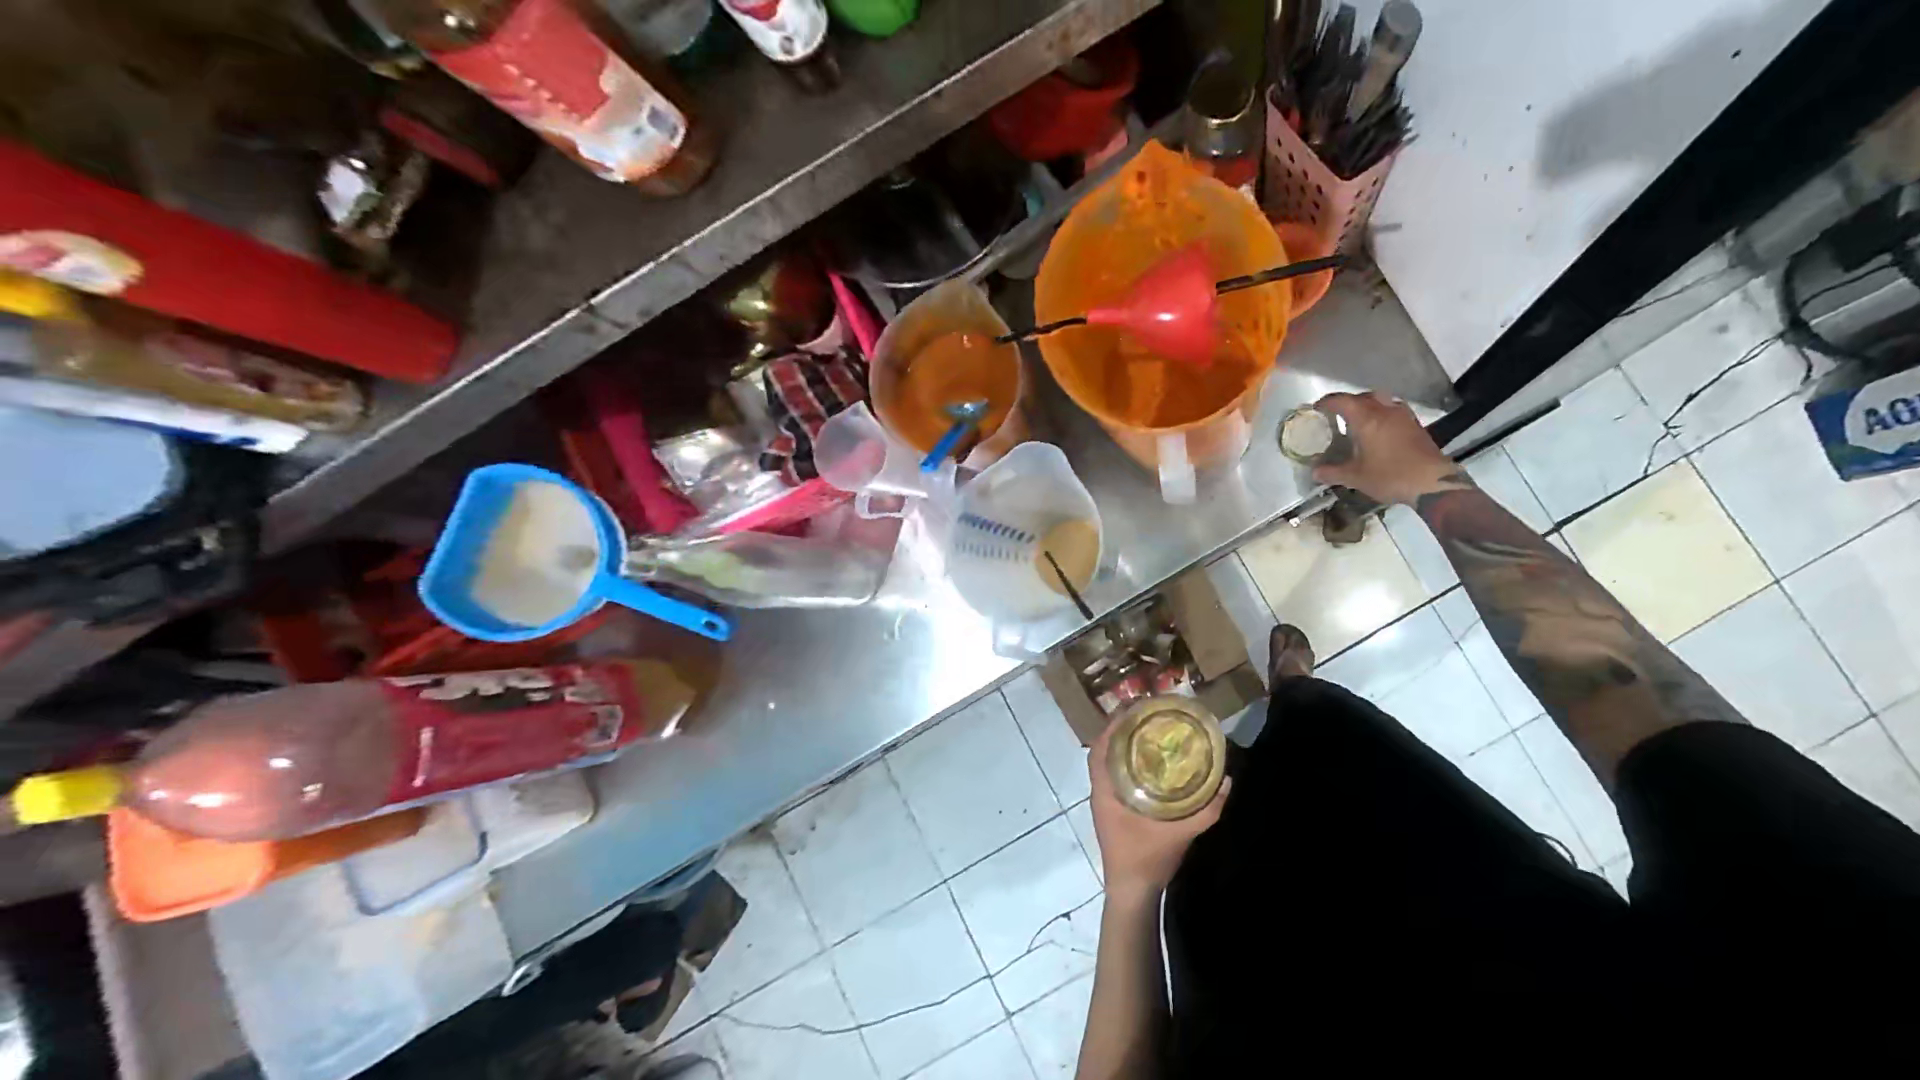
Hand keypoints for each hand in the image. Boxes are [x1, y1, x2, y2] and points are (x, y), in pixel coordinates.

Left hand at [1086, 718, 1230, 901]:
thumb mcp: (1179, 835)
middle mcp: (1100, 794)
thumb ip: (1206, 811)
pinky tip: (1149, 764)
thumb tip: (1227, 782)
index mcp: (1105, 793)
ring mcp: (1105, 803)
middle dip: (1119, 733)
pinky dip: (1127, 766)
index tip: (1128, 711)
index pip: (1099, 751)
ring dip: (1122, 749)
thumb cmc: (1147, 861)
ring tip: (1146, 733)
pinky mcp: (1113, 812)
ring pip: (1108, 767)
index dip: (1110, 729)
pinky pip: (1116, 779)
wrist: (1132, 895)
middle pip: (1103, 754)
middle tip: (1143, 718)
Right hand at [1311, 391, 1463, 505]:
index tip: (1317, 408)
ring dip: (1368, 405)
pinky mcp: (1415, 426)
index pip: (1343, 401)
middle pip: (1364, 396)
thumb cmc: (1389, 476)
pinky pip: (1394, 410)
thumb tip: (1314, 472)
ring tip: (1358, 421)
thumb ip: (1331, 472)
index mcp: (1367, 420)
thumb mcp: (1354, 478)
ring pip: (1382, 400)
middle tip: (1337, 414)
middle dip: (1348, 402)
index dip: (1327, 402)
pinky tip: (1378, 430)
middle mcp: (1385, 412)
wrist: (1432, 483)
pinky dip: (1382, 414)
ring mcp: (1403, 417)